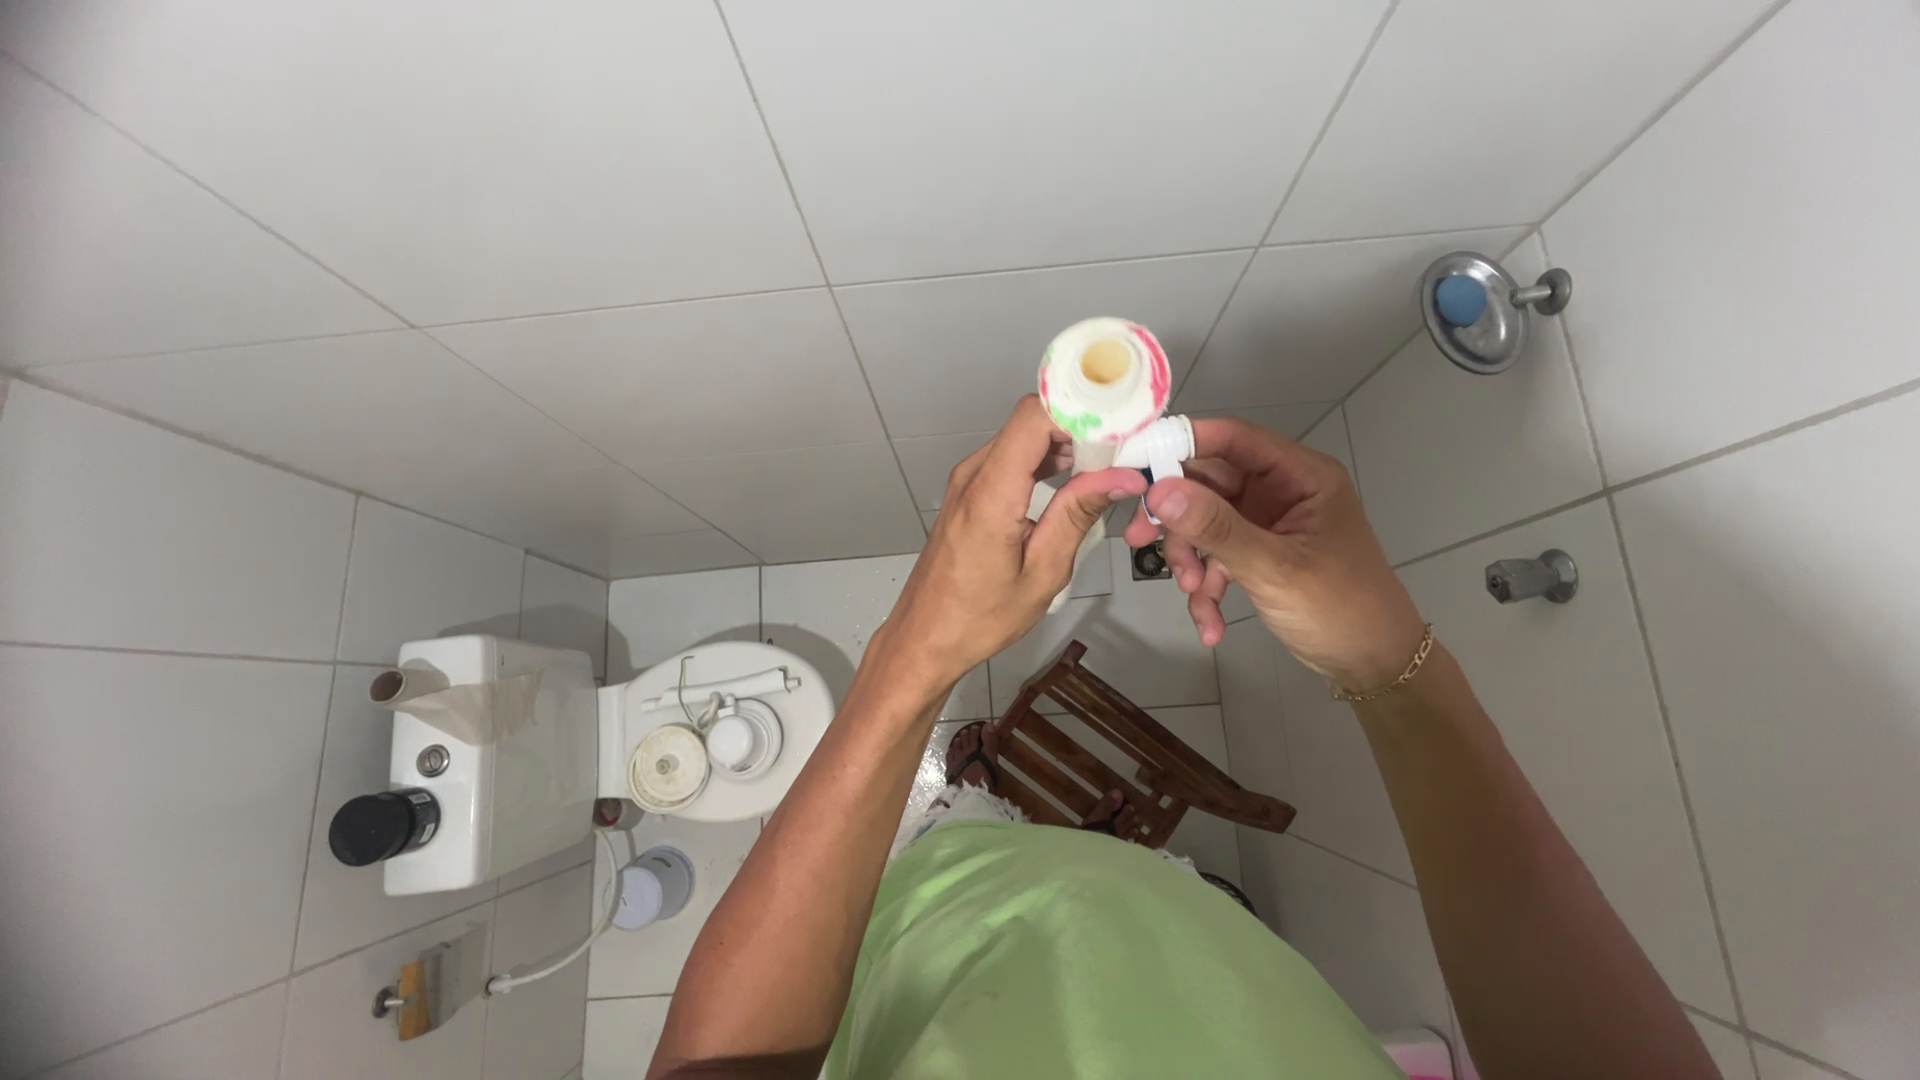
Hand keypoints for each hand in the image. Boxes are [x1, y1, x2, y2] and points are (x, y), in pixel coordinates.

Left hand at [874, 395, 1148, 692]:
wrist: (925, 636)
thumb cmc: (977, 618)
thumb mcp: (1042, 572)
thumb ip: (1078, 515)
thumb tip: (1120, 476)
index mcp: (990, 495)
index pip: (1034, 417)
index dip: (1079, 412)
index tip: (1117, 427)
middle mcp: (973, 477)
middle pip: (1032, 421)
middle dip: (1081, 428)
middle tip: (1122, 452)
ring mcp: (967, 481)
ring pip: (1023, 437)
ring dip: (1065, 444)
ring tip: (1105, 468)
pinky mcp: (969, 491)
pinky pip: (1010, 457)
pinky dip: (1044, 460)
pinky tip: (1071, 481)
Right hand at [1121, 417, 1424, 690]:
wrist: (1374, 664)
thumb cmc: (1340, 608)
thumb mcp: (1274, 567)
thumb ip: (1216, 527)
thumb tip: (1160, 490)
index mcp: (1299, 476)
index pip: (1232, 438)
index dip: (1181, 443)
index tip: (1134, 463)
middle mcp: (1281, 491)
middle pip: (1208, 482)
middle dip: (1175, 516)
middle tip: (1139, 539)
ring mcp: (1268, 523)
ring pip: (1204, 522)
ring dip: (1190, 558)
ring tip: (1193, 592)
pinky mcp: (1258, 554)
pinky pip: (1216, 557)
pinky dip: (1207, 586)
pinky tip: (1210, 622)